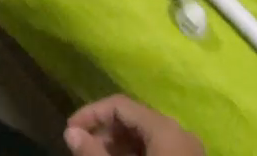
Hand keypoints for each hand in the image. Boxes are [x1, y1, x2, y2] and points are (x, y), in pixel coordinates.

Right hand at [64, 95, 205, 155]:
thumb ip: (94, 154)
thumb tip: (70, 132)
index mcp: (165, 128)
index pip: (120, 105)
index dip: (91, 114)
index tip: (69, 131)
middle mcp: (178, 133)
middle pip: (133, 120)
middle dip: (104, 133)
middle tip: (81, 150)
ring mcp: (186, 152)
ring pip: (144, 138)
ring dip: (117, 147)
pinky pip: (156, 152)